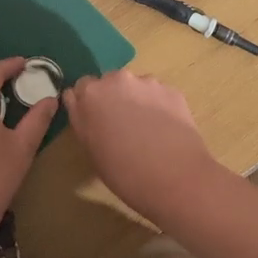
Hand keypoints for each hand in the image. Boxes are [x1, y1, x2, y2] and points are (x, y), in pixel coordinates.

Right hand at [63, 70, 227, 219]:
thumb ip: (84, 120)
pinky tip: (165, 130)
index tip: (95, 121)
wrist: (175, 177)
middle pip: (110, 83)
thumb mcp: (90, 148)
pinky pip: (158, 95)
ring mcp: (148, 82)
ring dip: (137, 101)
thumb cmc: (124, 172)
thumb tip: (83, 106)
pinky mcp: (172, 90)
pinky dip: (158, 107)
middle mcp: (118, 79)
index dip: (88, 105)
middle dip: (113, 98)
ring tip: (147, 130)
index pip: (81, 88)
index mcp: (91, 94)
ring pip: (136, 87)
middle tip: (121, 126)